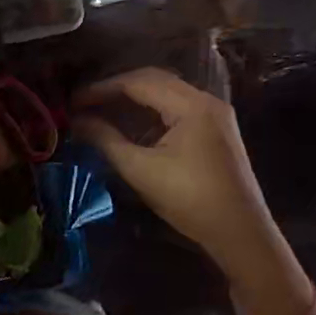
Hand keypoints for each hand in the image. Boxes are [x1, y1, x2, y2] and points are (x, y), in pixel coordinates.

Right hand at [75, 68, 315, 314]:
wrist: (241, 233)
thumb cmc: (190, 200)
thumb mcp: (141, 170)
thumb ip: (106, 140)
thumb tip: (78, 122)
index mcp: (192, 105)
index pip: (139, 82)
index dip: (103, 89)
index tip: (74, 101)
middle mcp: (207, 100)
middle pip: (155, 81)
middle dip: (117, 90)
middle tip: (86, 104)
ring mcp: (215, 116)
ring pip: (167, 95)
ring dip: (134, 101)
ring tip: (103, 112)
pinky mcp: (216, 132)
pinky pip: (178, 110)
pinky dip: (152, 114)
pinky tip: (133, 128)